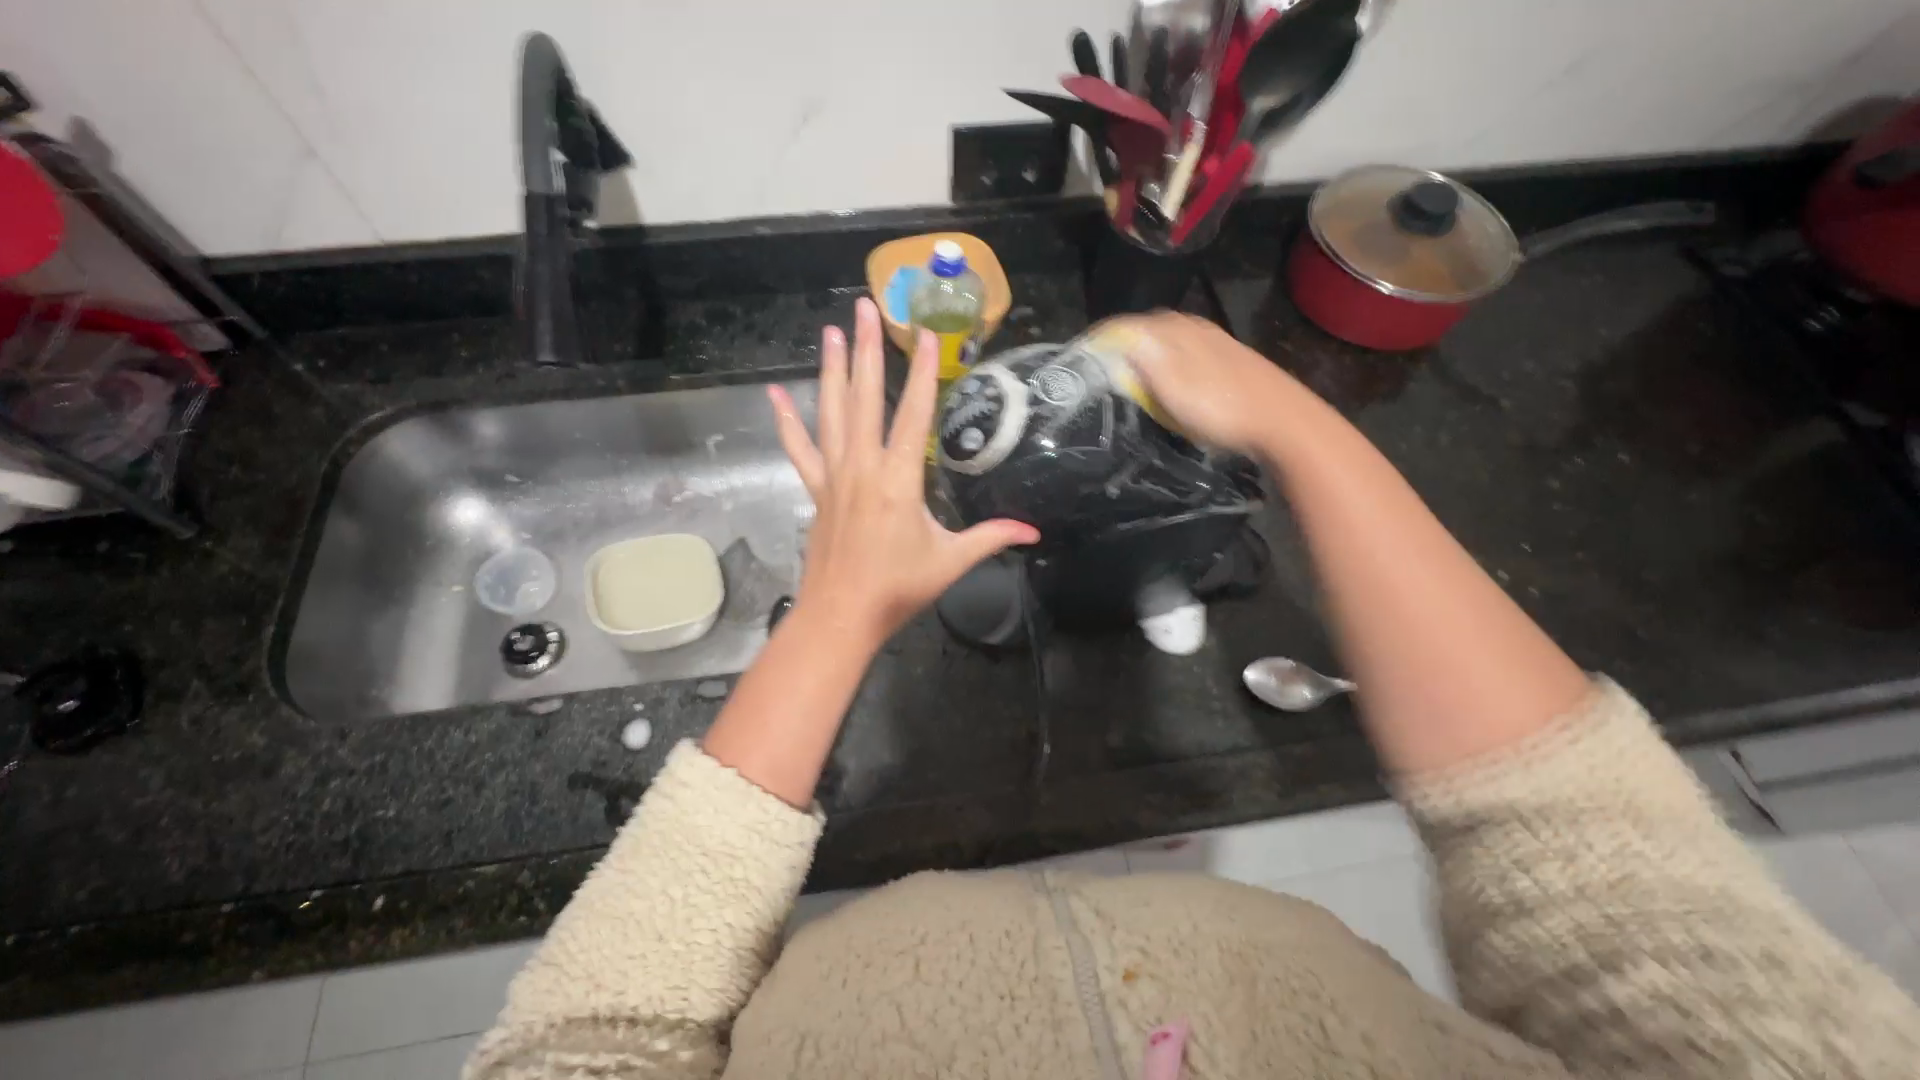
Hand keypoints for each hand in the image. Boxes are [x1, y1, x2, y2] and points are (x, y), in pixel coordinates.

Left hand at [767, 298, 1039, 645]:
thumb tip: (1033, 531)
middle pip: (863, 397)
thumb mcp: (951, 561)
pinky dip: (787, 421)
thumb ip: (991, 537)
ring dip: (830, 370)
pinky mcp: (816, 489)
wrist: (840, 615)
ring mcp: (834, 475)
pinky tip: (775, 396)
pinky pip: (799, 449)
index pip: (913, 413)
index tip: (924, 334)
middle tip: (864, 307)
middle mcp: (863, 466)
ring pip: (830, 412)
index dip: (921, 371)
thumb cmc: (897, 589)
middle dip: (866, 349)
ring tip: (830, 331)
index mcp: (899, 479)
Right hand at [1107, 311, 1305, 456]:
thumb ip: (1142, 361)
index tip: (1081, 358)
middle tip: (1102, 367)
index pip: (1124, 325)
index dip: (1100, 340)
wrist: (1281, 421)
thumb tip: (1114, 343)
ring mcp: (1214, 340)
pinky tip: (1173, 379)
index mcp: (1174, 330)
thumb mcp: (1172, 387)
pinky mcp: (1229, 358)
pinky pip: (1187, 352)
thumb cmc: (1220, 408)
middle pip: (1147, 329)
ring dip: (1148, 352)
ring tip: (1132, 373)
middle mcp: (1193, 327)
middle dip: (1123, 344)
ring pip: (1169, 340)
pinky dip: (1170, 362)